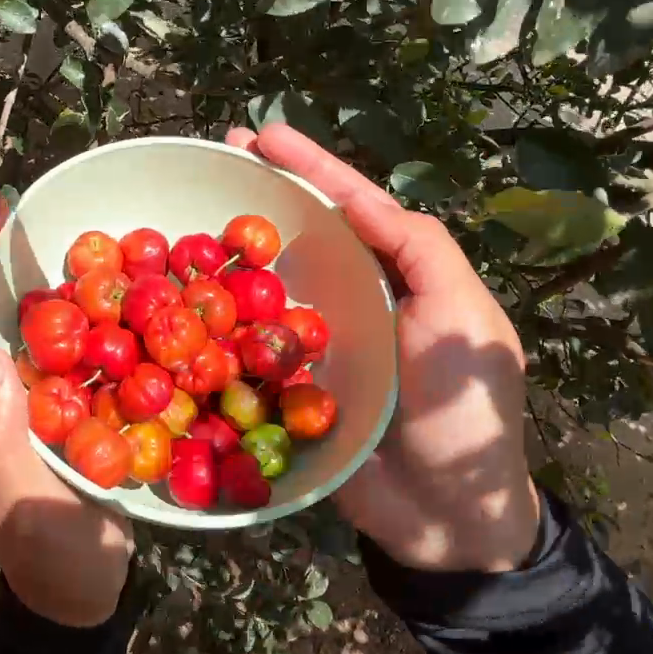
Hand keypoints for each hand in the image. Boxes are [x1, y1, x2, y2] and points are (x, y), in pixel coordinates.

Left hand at [0, 194, 132, 626]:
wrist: (80, 597)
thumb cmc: (52, 561)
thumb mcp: (24, 509)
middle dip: (0, 253)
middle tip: (33, 207)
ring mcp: (29, 402)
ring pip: (29, 323)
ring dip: (46, 276)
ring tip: (81, 237)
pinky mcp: (64, 411)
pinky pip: (70, 349)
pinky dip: (88, 315)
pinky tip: (124, 296)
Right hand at [228, 124, 540, 572]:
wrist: (444, 518)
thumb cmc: (462, 414)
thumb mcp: (464, 320)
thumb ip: (422, 252)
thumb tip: (358, 200)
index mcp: (398, 276)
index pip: (350, 205)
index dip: (309, 166)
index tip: (262, 134)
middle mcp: (352, 298)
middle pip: (303, 231)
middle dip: (264, 188)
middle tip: (219, 153)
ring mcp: (316, 340)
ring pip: (270, 278)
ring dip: (235, 241)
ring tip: (195, 206)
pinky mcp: (286, 382)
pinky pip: (248, 337)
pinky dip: (220, 311)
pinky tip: (188, 290)